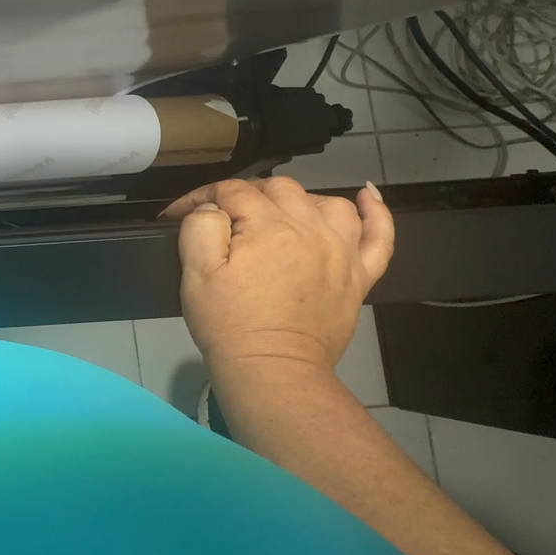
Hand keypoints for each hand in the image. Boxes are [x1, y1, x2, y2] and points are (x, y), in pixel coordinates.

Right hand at [161, 177, 393, 377]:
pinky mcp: (360, 274)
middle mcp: (313, 232)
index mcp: (269, 230)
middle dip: (244, 194)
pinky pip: (379, 234)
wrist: (271, 365)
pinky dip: (375, 211)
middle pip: (280, 189)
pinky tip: (365, 196)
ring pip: (325, 203)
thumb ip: (200, 227)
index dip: (199, 197)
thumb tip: (211, 208)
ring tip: (273, 214)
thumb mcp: (195, 271)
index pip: (232, 191)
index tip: (176, 215)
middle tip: (219, 217)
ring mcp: (343, 252)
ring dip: (296, 199)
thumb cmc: (227, 320)